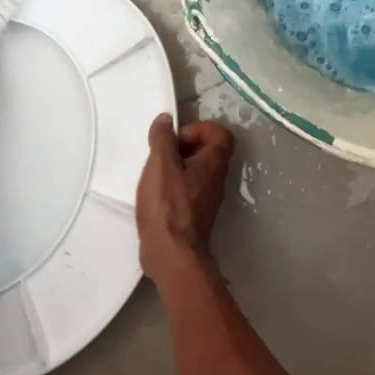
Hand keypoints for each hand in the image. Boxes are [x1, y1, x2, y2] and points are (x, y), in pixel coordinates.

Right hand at [136, 115, 234, 286]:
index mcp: (212, 164)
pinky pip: (188, 189)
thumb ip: (163, 139)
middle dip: (183, 146)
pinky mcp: (194, 214)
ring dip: (175, 166)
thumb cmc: (167, 205)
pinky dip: (173, 185)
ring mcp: (207, 199)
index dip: (199, 129)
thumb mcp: (160, 165)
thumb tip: (166, 119)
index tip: (175, 139)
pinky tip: (154, 193)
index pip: (221, 134)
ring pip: (196, 171)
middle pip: (208, 151)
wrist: (171, 254)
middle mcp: (216, 180)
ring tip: (154, 173)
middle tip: (161, 154)